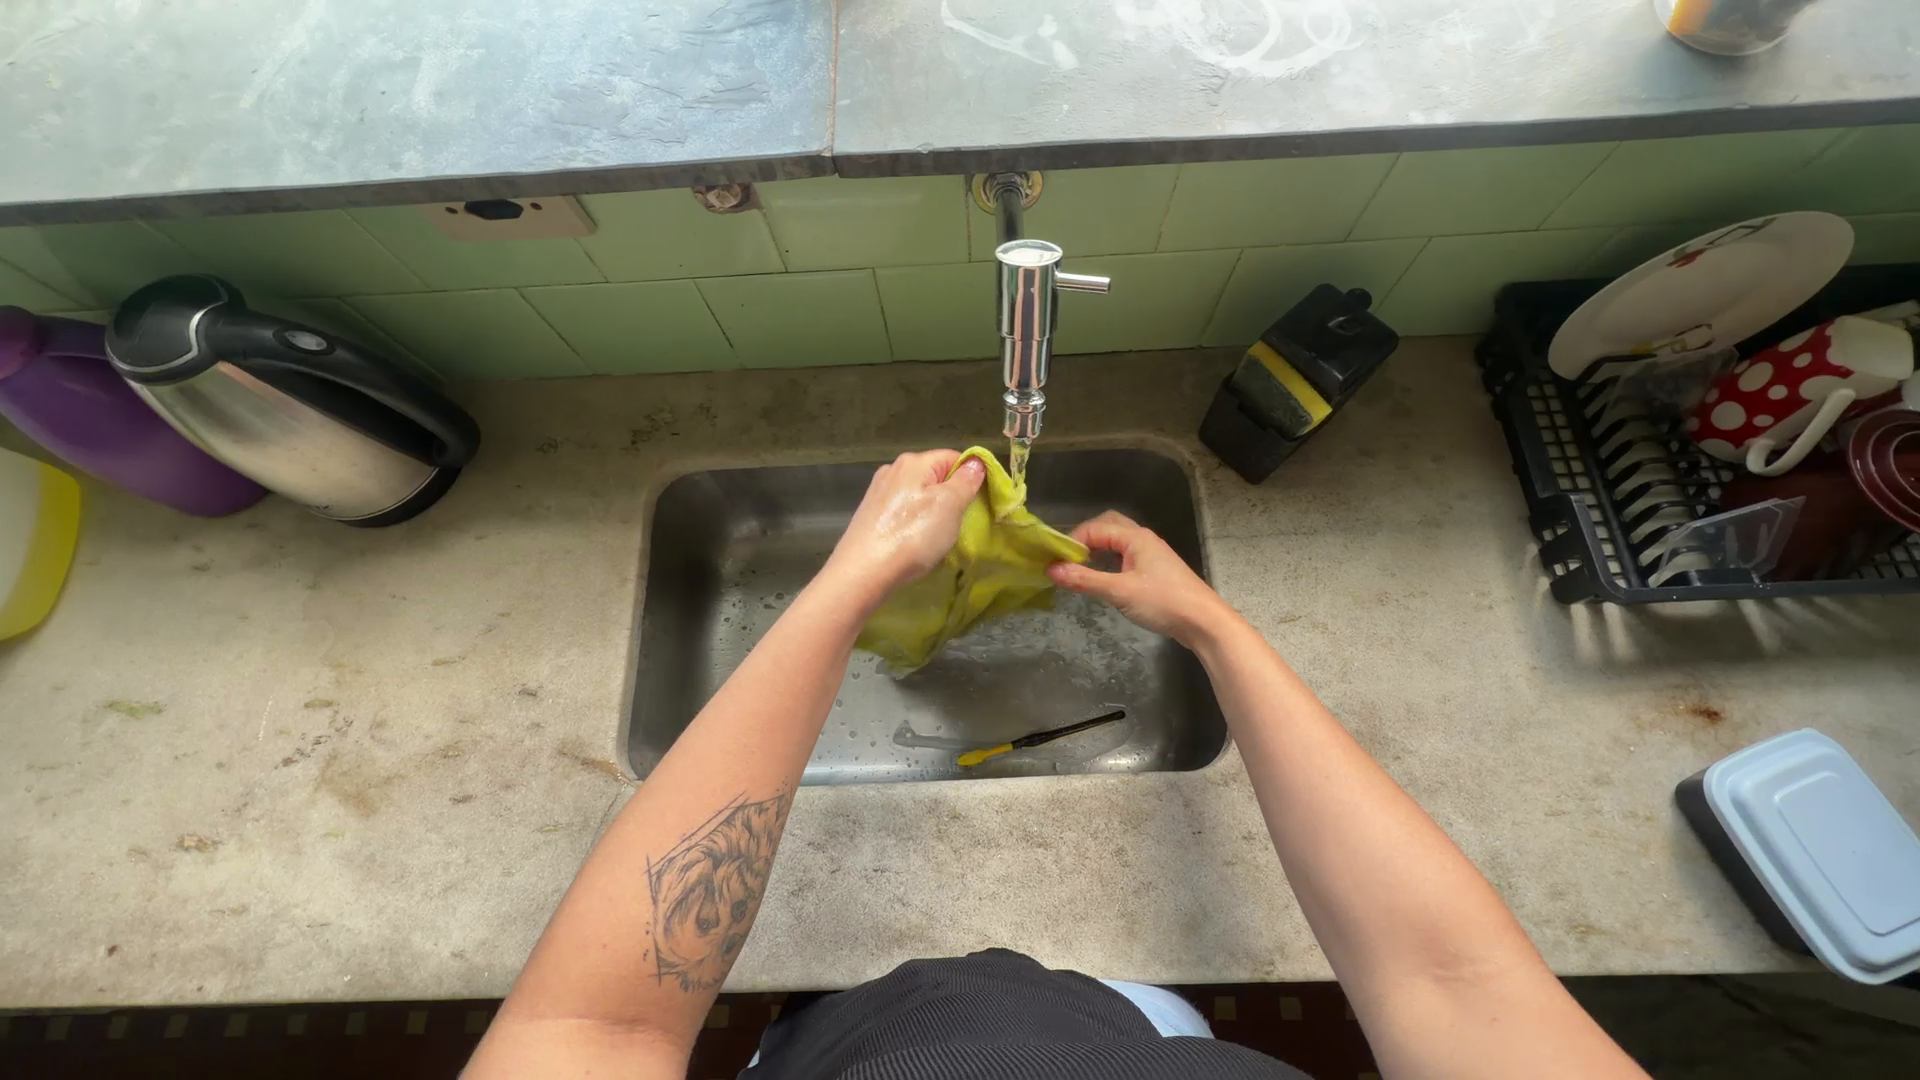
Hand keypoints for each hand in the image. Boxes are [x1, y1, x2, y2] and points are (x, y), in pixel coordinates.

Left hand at [823, 449, 985, 601]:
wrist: (863, 571)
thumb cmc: (912, 536)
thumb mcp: (950, 506)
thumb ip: (966, 481)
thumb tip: (976, 462)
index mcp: (914, 461)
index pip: (954, 457)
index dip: (970, 477)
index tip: (976, 504)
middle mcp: (893, 469)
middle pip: (935, 476)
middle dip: (951, 496)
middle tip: (957, 523)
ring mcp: (879, 491)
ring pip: (919, 494)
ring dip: (932, 511)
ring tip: (935, 536)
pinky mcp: (871, 512)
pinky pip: (903, 510)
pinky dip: (913, 522)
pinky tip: (913, 541)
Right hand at [1048, 511, 1231, 645]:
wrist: (1203, 622)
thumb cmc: (1163, 602)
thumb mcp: (1119, 592)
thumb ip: (1085, 580)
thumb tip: (1050, 570)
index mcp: (1135, 537)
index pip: (1094, 528)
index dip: (1072, 542)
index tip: (1056, 562)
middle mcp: (1143, 539)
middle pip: (1108, 526)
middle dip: (1085, 539)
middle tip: (1068, 559)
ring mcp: (1151, 554)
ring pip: (1117, 542)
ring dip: (1097, 550)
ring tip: (1080, 568)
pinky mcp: (1155, 570)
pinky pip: (1125, 556)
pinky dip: (1109, 561)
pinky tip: (1103, 578)